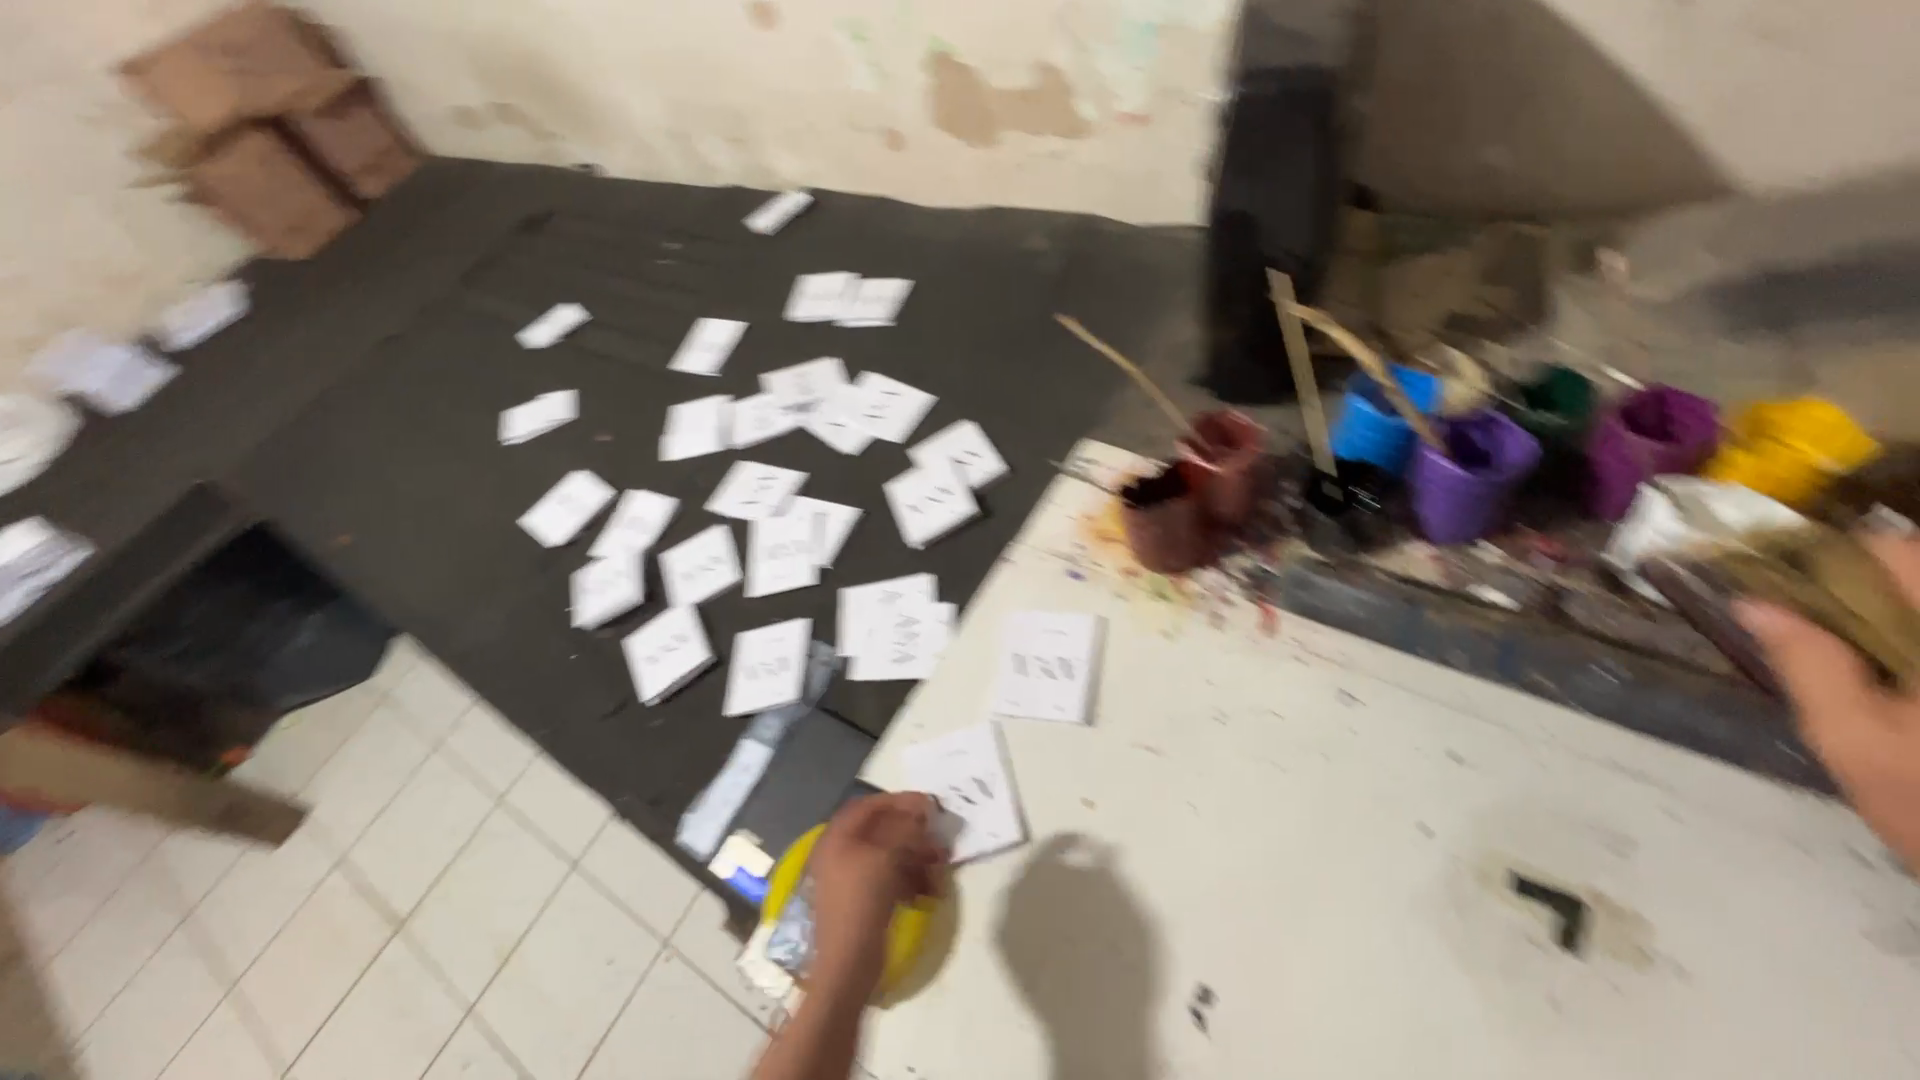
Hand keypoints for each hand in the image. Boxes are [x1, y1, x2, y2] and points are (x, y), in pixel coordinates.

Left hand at [807, 792, 948, 996]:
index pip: (869, 806)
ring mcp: (851, 878)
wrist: (847, 965)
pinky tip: (929, 891)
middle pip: (882, 831)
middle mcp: (840, 853)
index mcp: (837, 838)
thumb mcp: (886, 857)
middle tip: (940, 840)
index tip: (929, 805)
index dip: (899, 801)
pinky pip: (890, 878)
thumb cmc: (861, 902)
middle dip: (914, 834)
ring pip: (890, 856)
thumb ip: (905, 827)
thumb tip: (922, 805)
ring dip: (917, 858)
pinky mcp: (864, 900)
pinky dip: (910, 879)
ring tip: (940, 868)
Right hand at [1738, 533, 1919, 867]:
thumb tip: (1754, 604)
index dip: (1828, 559)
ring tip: (1843, 660)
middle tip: (1800, 630)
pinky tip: (1887, 680)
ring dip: (1877, 620)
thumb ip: (1807, 664)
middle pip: (1909, 575)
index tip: (1778, 586)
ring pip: (1910, 610)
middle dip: (1849, 594)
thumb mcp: (1852, 739)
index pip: (1891, 552)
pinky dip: (1896, 645)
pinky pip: (1913, 640)